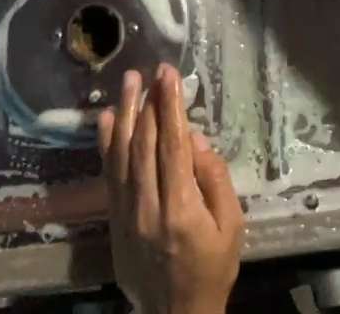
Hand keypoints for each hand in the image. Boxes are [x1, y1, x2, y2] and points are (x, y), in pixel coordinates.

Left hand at [98, 65, 243, 313]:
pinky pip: (108, 174)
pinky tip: (110, 118)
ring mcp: (126, 213)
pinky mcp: (114, 220)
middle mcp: (148, 206)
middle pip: (145, 144)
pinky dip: (107, 144)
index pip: (172, 145)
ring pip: (122, 154)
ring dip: (127, 114)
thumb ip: (214, 179)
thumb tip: (194, 139)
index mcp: (181, 208)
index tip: (169, 74)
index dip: (170, 106)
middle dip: (148, 102)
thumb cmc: (212, 268)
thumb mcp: (232, 226)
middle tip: (150, 70)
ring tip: (129, 82)